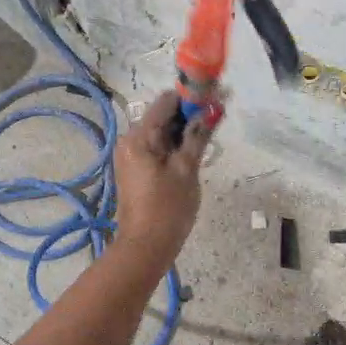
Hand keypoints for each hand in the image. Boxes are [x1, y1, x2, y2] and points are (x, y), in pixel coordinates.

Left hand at [111, 92, 209, 260]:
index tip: (216, 100)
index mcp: (139, 136)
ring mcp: (130, 154)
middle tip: (217, 121)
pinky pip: (156, 147)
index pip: (166, 101)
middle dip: (190, 115)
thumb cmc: (168, 208)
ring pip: (161, 132)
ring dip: (184, 131)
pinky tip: (193, 154)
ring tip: (209, 138)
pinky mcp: (135, 168)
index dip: (192, 98)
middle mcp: (129, 140)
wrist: (145, 246)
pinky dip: (174, 145)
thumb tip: (213, 107)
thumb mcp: (187, 169)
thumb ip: (198, 135)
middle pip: (162, 115)